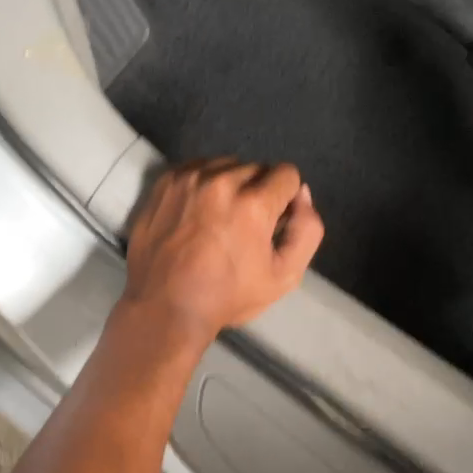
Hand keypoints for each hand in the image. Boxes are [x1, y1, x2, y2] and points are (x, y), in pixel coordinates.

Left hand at [121, 159, 324, 338]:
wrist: (164, 307)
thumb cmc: (227, 296)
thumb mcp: (284, 276)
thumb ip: (307, 230)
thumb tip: (302, 194)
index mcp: (254, 204)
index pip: (287, 174)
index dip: (287, 197)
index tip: (274, 219)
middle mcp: (221, 181)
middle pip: (257, 168)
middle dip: (259, 191)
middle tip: (246, 223)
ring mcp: (189, 178)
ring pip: (225, 165)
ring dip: (230, 183)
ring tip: (219, 216)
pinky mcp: (165, 181)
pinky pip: (196, 167)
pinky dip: (203, 182)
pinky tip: (197, 210)